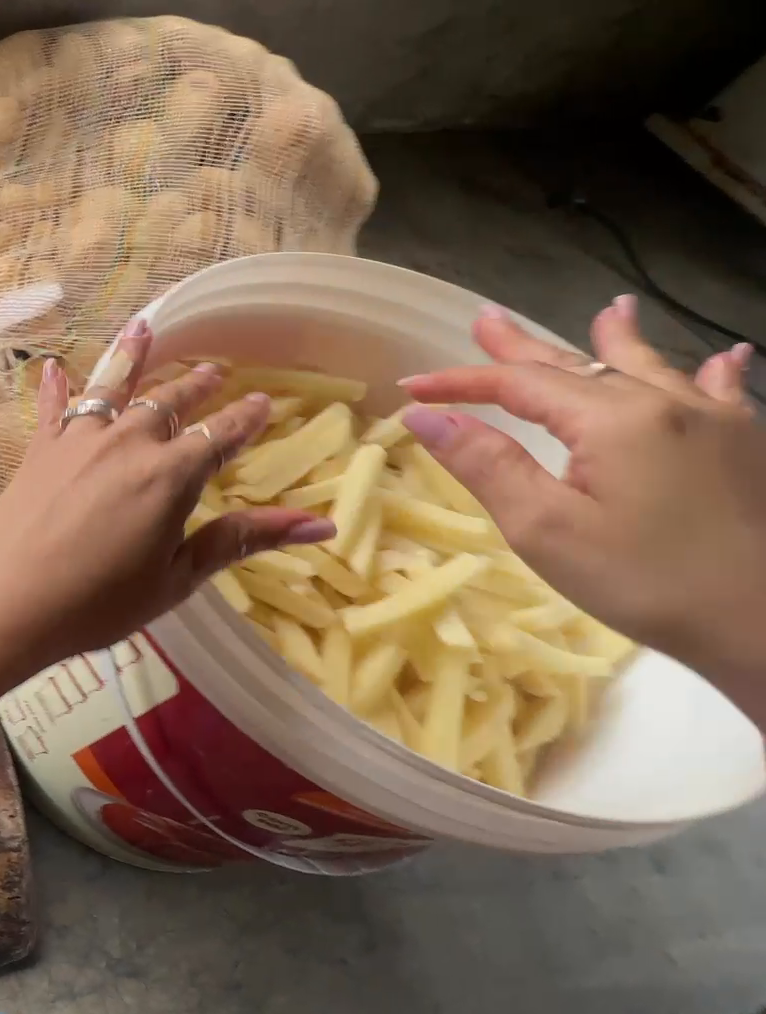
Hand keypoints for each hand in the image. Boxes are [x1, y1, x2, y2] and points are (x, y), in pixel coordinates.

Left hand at [0, 320, 335, 682]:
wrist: (4, 604)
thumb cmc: (97, 604)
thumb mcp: (175, 579)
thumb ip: (239, 542)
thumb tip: (321, 526)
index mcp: (170, 475)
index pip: (220, 435)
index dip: (245, 419)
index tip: (264, 402)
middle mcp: (125, 444)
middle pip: (170, 403)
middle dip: (196, 385)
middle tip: (214, 370)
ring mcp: (75, 443)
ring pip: (110, 388)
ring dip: (131, 357)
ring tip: (145, 327)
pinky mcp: (36, 454)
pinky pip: (50, 410)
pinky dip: (53, 387)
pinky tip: (50, 366)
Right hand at [398, 295, 765, 691]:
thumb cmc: (642, 579)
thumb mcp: (542, 525)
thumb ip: (485, 463)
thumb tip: (425, 416)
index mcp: (614, 420)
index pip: (519, 385)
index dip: (459, 382)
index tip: (407, 388)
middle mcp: (671, 405)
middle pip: (581, 365)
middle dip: (525, 346)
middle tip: (487, 319)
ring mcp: (722, 424)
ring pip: (653, 369)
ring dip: (619, 341)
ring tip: (610, 310)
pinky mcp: (750, 450)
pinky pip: (725, 392)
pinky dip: (711, 371)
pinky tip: (725, 357)